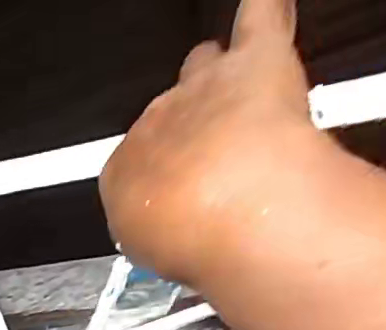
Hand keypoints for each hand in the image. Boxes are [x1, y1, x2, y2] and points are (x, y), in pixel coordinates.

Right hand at [100, 0, 329, 286]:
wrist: (228, 211)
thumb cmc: (185, 239)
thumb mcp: (149, 248)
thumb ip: (154, 224)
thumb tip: (168, 223)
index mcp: (120, 172)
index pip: (133, 162)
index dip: (156, 175)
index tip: (174, 194)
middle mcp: (153, 124)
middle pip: (167, 114)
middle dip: (185, 128)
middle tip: (207, 153)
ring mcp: (202, 89)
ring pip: (204, 66)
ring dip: (214, 71)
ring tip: (226, 78)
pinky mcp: (255, 59)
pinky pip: (260, 15)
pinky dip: (264, 8)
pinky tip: (266, 6)